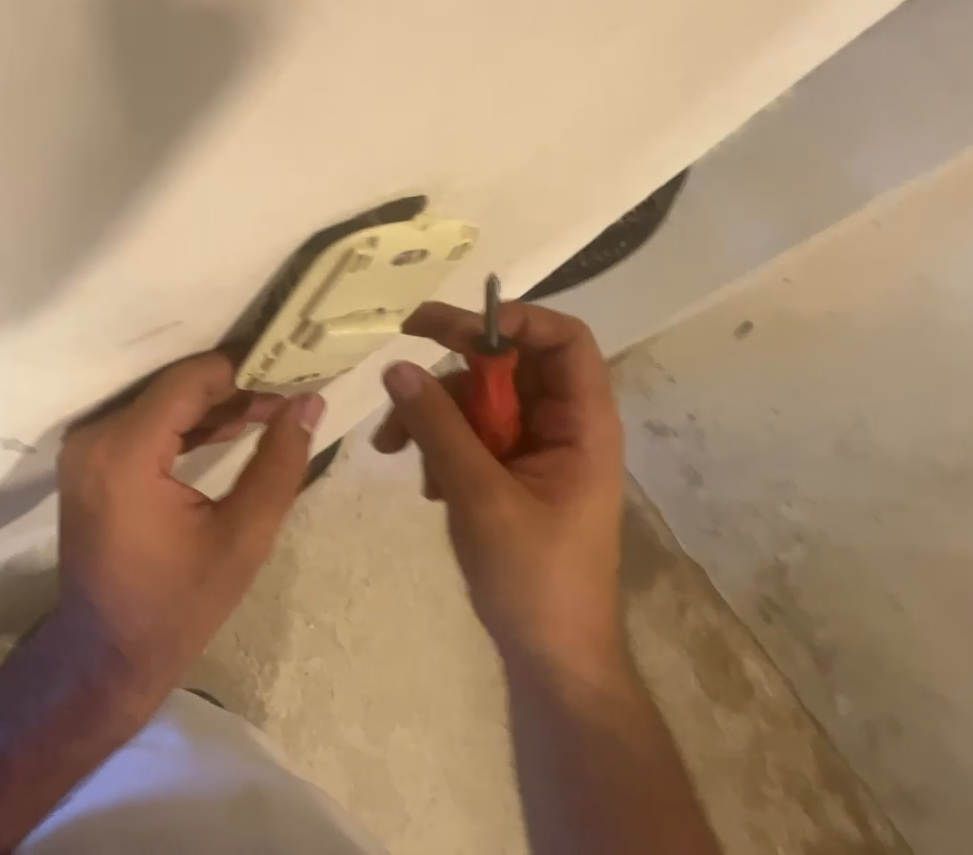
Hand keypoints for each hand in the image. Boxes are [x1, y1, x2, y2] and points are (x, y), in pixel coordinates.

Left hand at [56, 353, 323, 694]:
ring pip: (159, 403)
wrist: (106, 652)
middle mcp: (95, 436)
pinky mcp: (89, 461)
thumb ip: (278, 463)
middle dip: (233, 385)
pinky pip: (142, 425)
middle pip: (172, 388)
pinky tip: (231, 427)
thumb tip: (308, 403)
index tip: (292, 367)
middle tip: (290, 388)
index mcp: (125, 452)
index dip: (243, 368)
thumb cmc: (177, 605)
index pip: (189, 381)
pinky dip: (184, 424)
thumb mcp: (242, 538)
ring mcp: (86, 447)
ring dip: (211, 404)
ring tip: (273, 407)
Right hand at [372, 301, 626, 683]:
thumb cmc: (533, 576)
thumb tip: (397, 368)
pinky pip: (467, 434)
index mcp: (582, 424)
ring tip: (390, 447)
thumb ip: (439, 427)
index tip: (444, 329)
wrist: (549, 652)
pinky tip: (423, 482)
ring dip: (430, 414)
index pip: (561, 340)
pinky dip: (436, 445)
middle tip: (395, 369)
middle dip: (448, 369)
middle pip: (507, 365)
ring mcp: (532, 450)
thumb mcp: (479, 495)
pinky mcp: (507, 473)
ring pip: (477, 400)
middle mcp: (560, 426)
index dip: (509, 321)